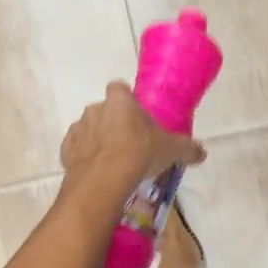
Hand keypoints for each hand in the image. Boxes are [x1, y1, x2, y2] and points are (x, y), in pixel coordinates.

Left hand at [60, 82, 205, 190]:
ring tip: (113, 162)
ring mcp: (78, 129)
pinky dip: (84, 158)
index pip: (120, 88)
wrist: (105, 179)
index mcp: (119, 100)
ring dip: (98, 140)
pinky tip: (98, 172)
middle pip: (104, 110)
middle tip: (129, 143)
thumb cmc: (140, 153)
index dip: (127, 101)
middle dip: (113, 123)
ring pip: (89, 130)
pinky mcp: (66, 150)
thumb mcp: (172, 149)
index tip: (136, 117)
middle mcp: (95, 108)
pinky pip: (76, 150)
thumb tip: (201, 152)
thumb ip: (187, 148)